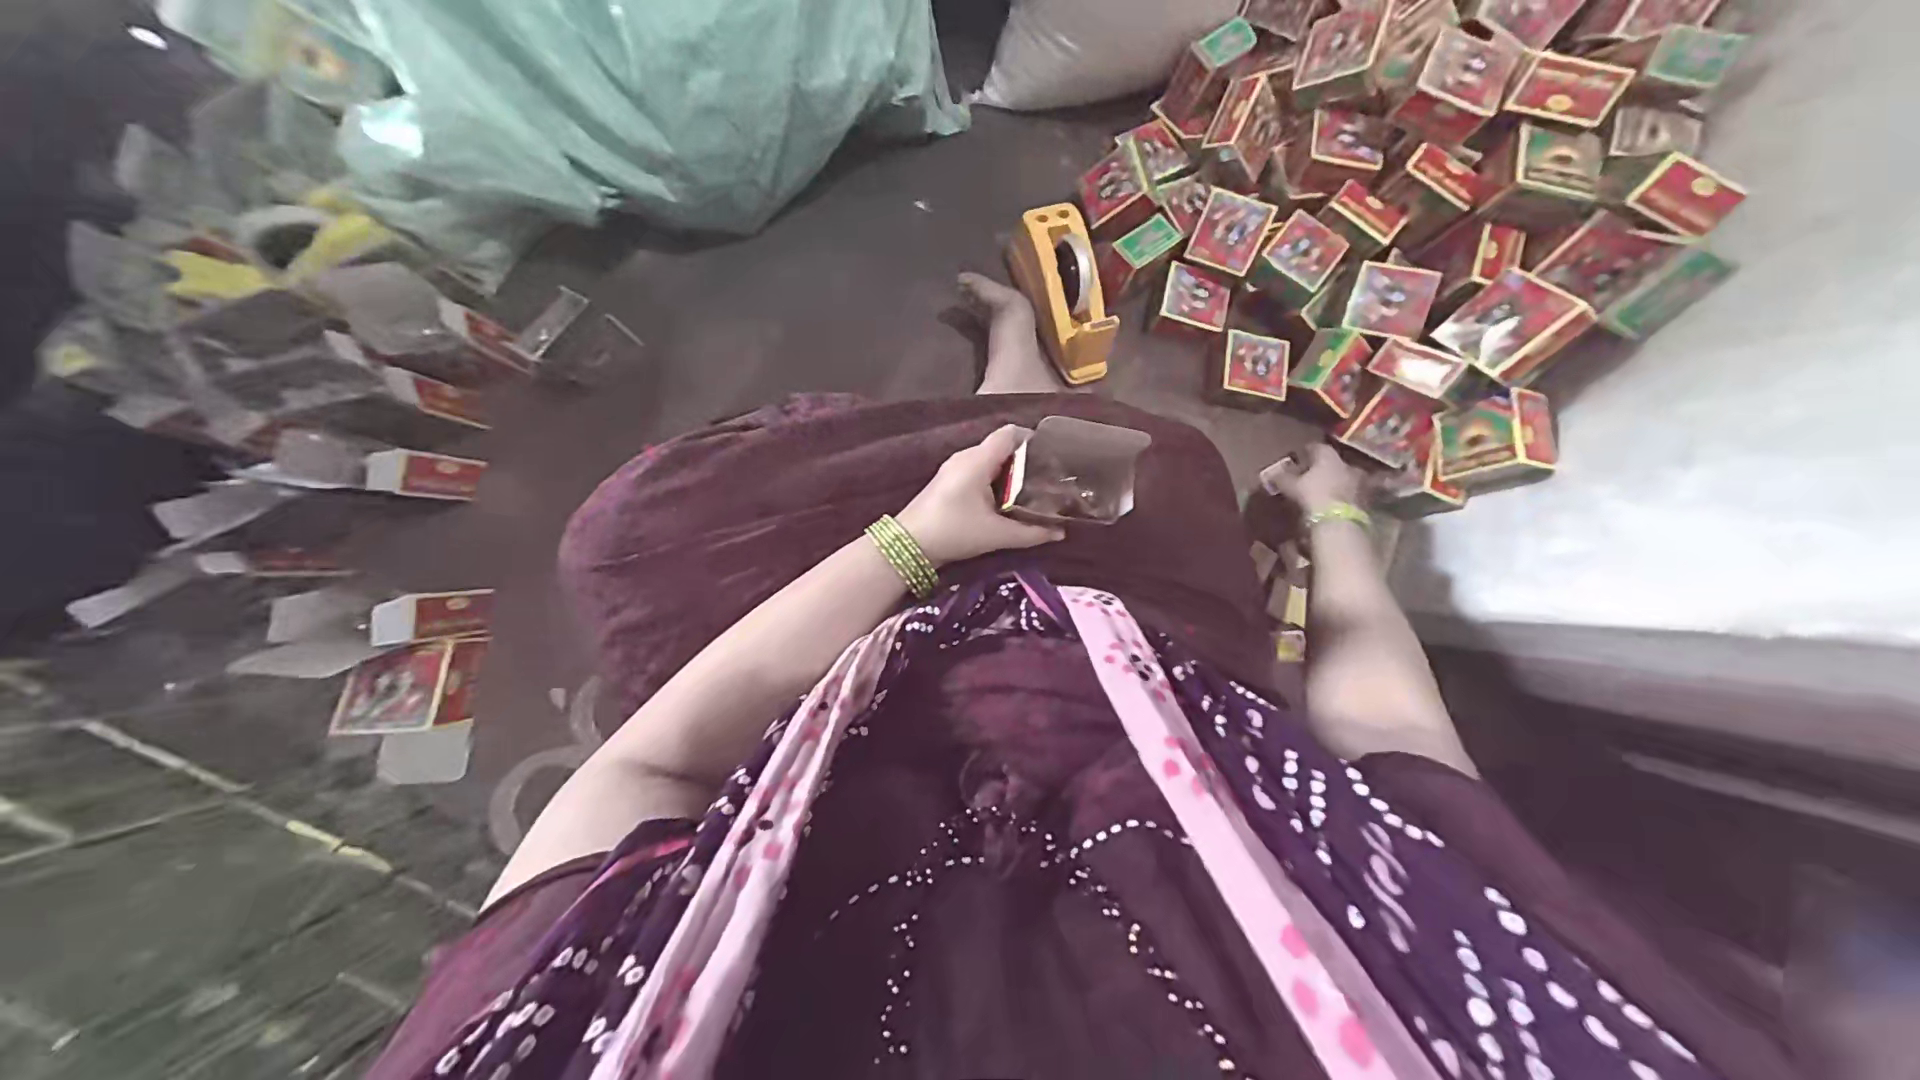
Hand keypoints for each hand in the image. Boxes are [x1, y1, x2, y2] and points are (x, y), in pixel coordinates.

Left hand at [897, 425, 1065, 566]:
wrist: (908, 545)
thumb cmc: (953, 532)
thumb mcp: (996, 535)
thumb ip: (1031, 532)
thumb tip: (1060, 533)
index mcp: (978, 459)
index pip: (1011, 433)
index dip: (1033, 440)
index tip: (1051, 459)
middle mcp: (966, 457)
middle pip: (1003, 447)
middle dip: (1026, 461)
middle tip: (1047, 481)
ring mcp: (953, 469)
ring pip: (990, 461)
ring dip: (1010, 473)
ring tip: (1031, 492)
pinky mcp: (947, 482)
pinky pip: (978, 472)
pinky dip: (994, 481)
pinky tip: (1005, 502)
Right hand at [1260, 443, 1361, 516]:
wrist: (1339, 519)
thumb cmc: (1312, 494)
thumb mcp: (1290, 486)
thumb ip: (1281, 478)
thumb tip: (1270, 474)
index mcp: (1327, 455)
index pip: (1315, 446)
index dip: (1304, 451)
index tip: (1296, 457)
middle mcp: (1344, 462)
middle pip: (1329, 461)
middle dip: (1318, 467)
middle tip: (1305, 474)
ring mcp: (1356, 479)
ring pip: (1339, 475)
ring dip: (1329, 480)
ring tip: (1316, 489)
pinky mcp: (1361, 496)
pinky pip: (1345, 490)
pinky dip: (1336, 492)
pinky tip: (1326, 500)